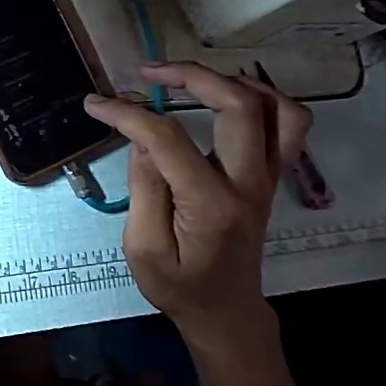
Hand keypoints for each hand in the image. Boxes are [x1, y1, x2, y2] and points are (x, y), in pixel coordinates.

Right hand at [82, 62, 310, 346]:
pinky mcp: (272, 177)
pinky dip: (263, 99)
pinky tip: (228, 97)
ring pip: (279, 109)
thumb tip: (142, 135)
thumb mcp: (143, 248)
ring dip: (235, 82)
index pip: (168, 139)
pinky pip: (288, 125)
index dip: (128, 114)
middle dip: (190, 75)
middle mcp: (249, 184)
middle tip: (148, 73)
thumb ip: (144, 187)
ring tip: (193, 80)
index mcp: (210, 205)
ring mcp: (268, 178)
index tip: (97, 103)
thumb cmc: (179, 287)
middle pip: (238, 105)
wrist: (226, 312)